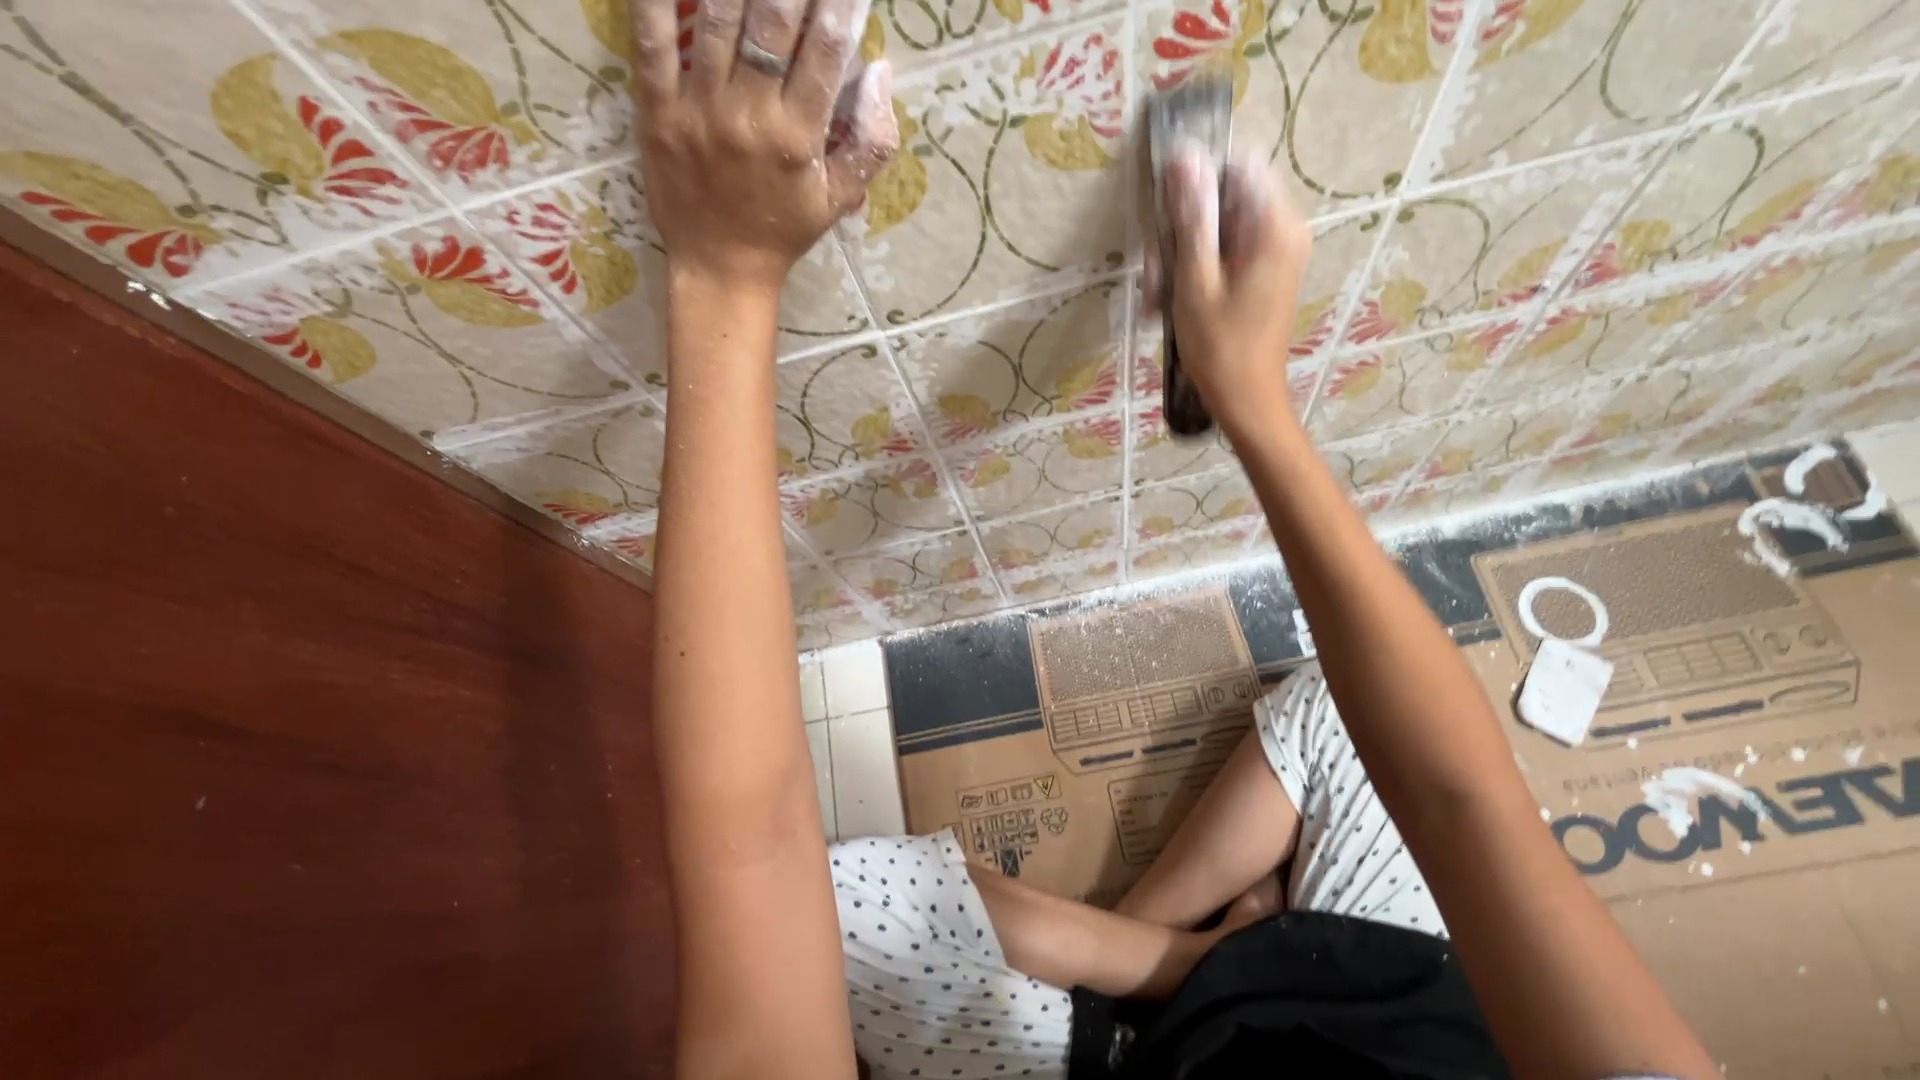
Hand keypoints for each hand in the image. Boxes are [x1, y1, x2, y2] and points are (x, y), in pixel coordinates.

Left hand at [630, 0, 898, 291]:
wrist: (721, 268)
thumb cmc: (785, 230)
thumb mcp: (841, 198)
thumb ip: (872, 141)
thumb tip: (882, 72)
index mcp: (797, 137)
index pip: (824, 52)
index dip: (838, 6)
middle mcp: (749, 116)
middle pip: (770, 25)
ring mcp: (698, 111)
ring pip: (715, 22)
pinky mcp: (657, 113)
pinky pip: (651, 45)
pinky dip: (653, 2)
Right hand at [1143, 147, 1311, 438]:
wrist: (1246, 398)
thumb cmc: (1219, 346)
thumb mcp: (1195, 280)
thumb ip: (1191, 217)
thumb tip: (1185, 158)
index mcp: (1276, 226)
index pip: (1237, 167)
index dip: (1195, 181)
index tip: (1164, 213)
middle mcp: (1284, 230)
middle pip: (1226, 198)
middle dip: (1182, 229)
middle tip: (1155, 273)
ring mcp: (1276, 251)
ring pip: (1219, 226)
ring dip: (1181, 254)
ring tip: (1157, 295)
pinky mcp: (1265, 269)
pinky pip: (1226, 250)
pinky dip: (1196, 269)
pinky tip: (1169, 300)